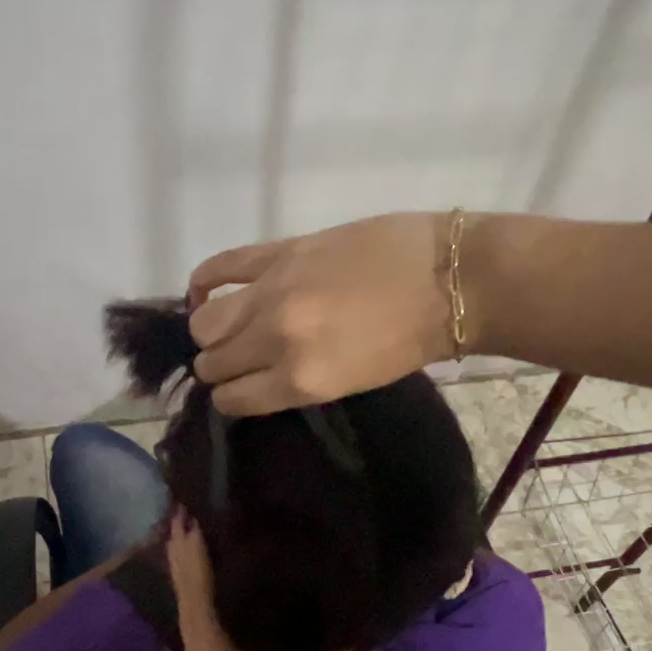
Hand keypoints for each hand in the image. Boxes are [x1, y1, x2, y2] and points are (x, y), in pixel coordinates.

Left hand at [165, 512, 312, 650]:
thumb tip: (375, 628)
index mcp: (209, 641)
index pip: (194, 579)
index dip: (192, 541)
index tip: (196, 501)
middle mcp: (196, 640)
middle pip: (186, 580)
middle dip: (193, 541)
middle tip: (211, 499)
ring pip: (192, 595)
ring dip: (198, 562)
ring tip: (217, 524)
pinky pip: (202, 612)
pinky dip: (207, 587)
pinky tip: (229, 575)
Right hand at [186, 212, 452, 414]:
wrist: (448, 278)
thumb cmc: (409, 342)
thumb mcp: (350, 382)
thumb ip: (296, 382)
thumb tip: (256, 375)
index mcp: (299, 380)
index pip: (232, 399)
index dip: (230, 397)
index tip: (238, 390)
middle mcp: (275, 339)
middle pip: (213, 360)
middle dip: (218, 367)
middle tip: (236, 361)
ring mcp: (272, 291)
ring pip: (206, 320)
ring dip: (211, 331)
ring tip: (227, 328)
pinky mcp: (280, 251)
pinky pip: (220, 266)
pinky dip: (204, 281)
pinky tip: (203, 290)